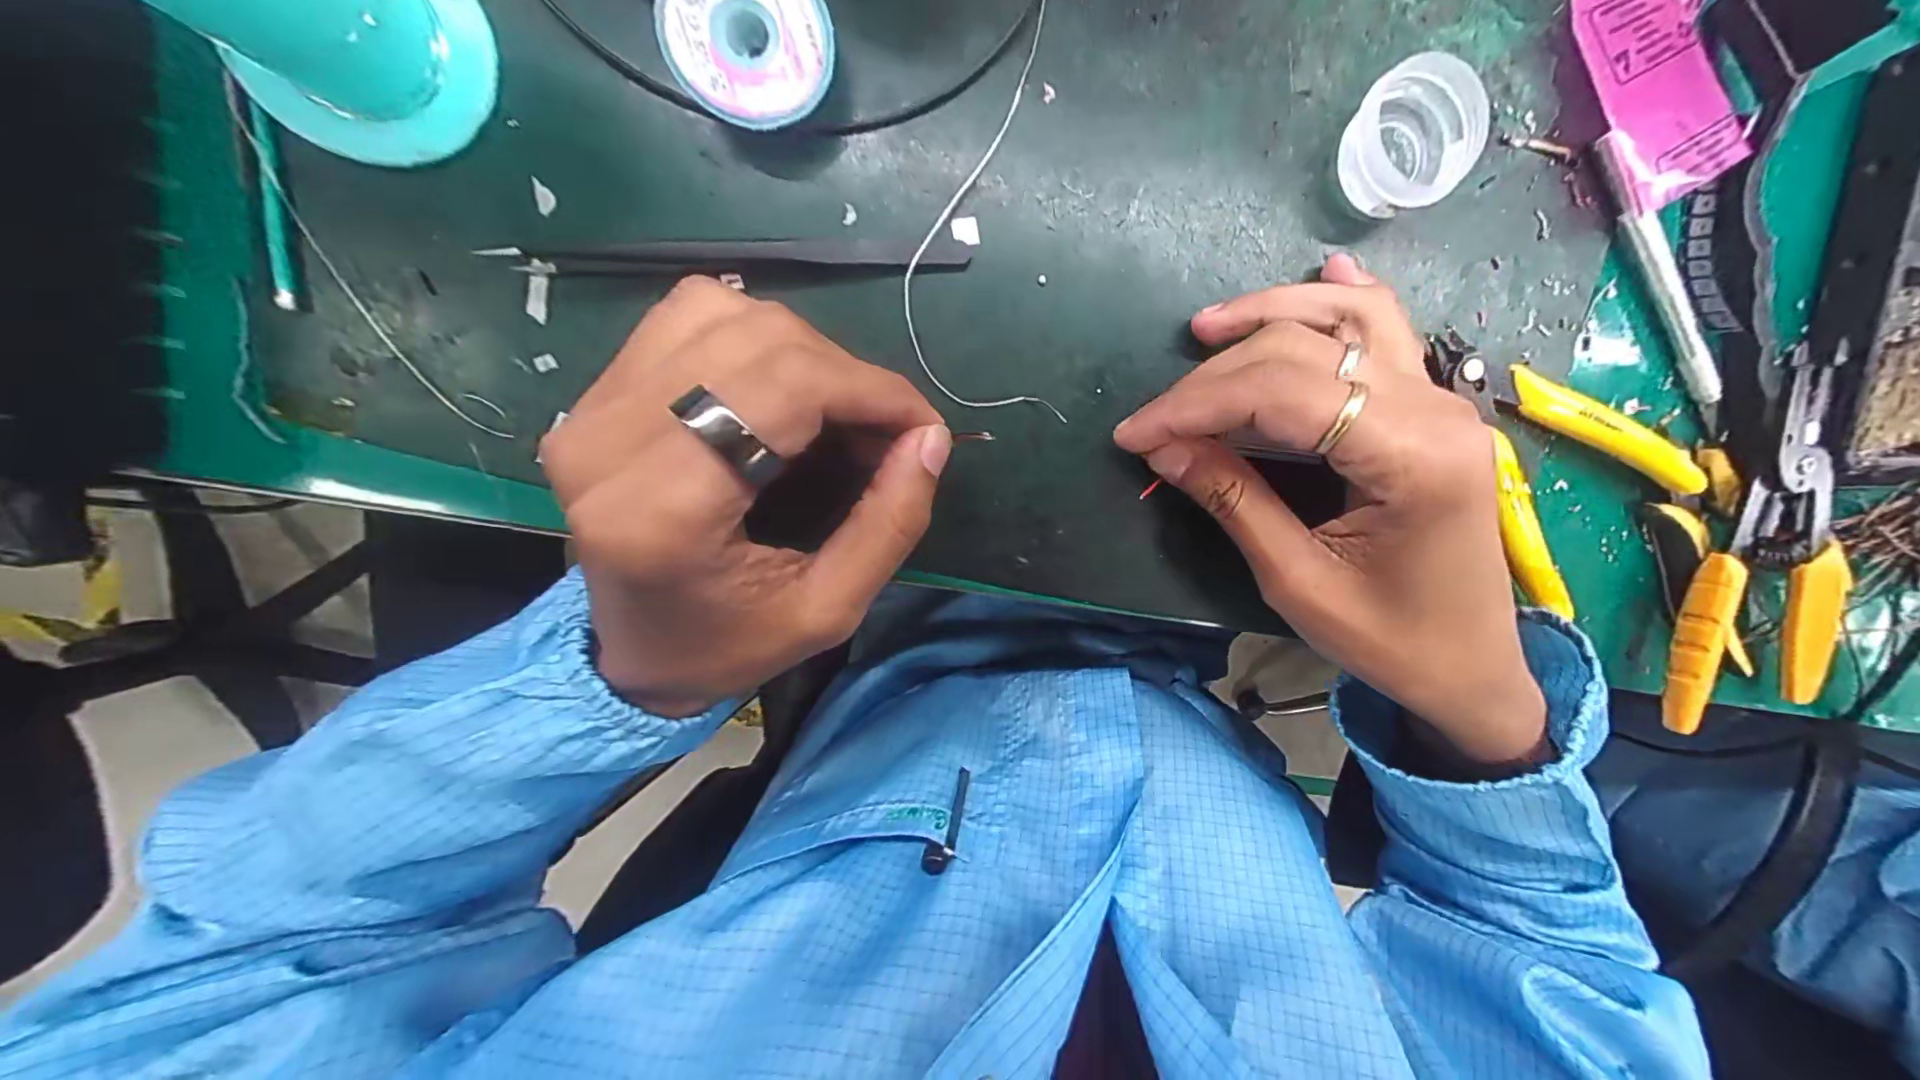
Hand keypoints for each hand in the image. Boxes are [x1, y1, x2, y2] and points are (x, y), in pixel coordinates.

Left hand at [541, 277, 949, 716]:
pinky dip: (753, 338)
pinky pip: (688, 318)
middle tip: (883, 431)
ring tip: (832, 410)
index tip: (922, 427)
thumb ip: (889, 525)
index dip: (874, 391)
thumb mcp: (829, 610)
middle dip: (849, 376)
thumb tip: (930, 437)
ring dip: (804, 353)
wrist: (634, 655)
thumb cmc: (729, 646)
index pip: (789, 389)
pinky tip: (776, 389)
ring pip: (724, 312)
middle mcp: (612, 440)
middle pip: (762, 341)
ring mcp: (592, 408)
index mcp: (667, 509)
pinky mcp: (593, 395)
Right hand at [1114, 256, 1547, 766]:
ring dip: (1269, 315)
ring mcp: (1437, 400)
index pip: (1280, 394)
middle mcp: (1433, 407)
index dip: (1194, 405)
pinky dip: (1343, 302)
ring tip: (1204, 330)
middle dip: (1211, 380)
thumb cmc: (1388, 639)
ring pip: (1346, 320)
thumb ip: (1232, 499)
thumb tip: (1163, 446)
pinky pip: (1385, 333)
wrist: (1470, 668)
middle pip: (1302, 352)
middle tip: (1151, 423)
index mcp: (1410, 456)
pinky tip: (1324, 272)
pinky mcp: (1427, 409)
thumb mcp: (1294, 580)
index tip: (1134, 434)